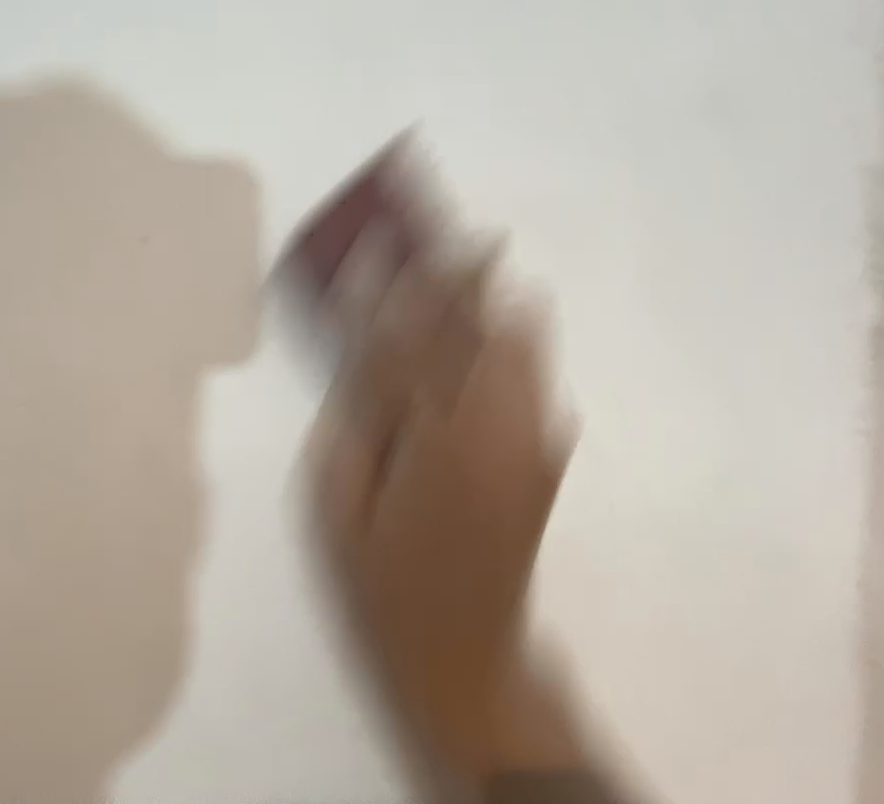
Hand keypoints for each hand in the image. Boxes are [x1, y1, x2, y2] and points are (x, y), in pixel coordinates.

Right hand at [310, 239, 582, 794]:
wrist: (465, 656)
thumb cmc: (381, 583)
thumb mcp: (339, 505)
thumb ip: (355, 419)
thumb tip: (365, 347)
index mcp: (437, 441)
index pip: (410, 342)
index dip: (394, 288)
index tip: (380, 242)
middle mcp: (497, 429)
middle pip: (480, 330)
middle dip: (462, 275)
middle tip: (450, 227)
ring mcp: (532, 442)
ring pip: (518, 346)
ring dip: (493, 299)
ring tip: (475, 255)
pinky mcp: (544, 456)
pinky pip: (530, 376)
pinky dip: (512, 337)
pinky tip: (498, 315)